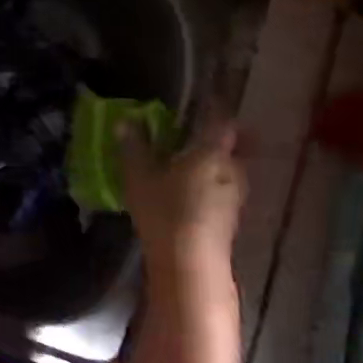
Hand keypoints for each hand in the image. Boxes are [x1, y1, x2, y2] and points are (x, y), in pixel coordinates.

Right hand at [118, 117, 245, 271]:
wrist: (190, 261)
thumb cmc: (165, 210)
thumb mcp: (138, 176)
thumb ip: (134, 147)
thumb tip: (126, 122)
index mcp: (211, 151)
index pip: (220, 120)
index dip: (213, 108)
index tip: (201, 101)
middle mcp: (231, 168)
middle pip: (229, 145)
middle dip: (212, 140)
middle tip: (188, 138)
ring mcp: (235, 194)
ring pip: (226, 169)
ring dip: (210, 165)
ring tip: (185, 168)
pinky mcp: (231, 216)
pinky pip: (221, 189)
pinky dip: (208, 185)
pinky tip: (188, 195)